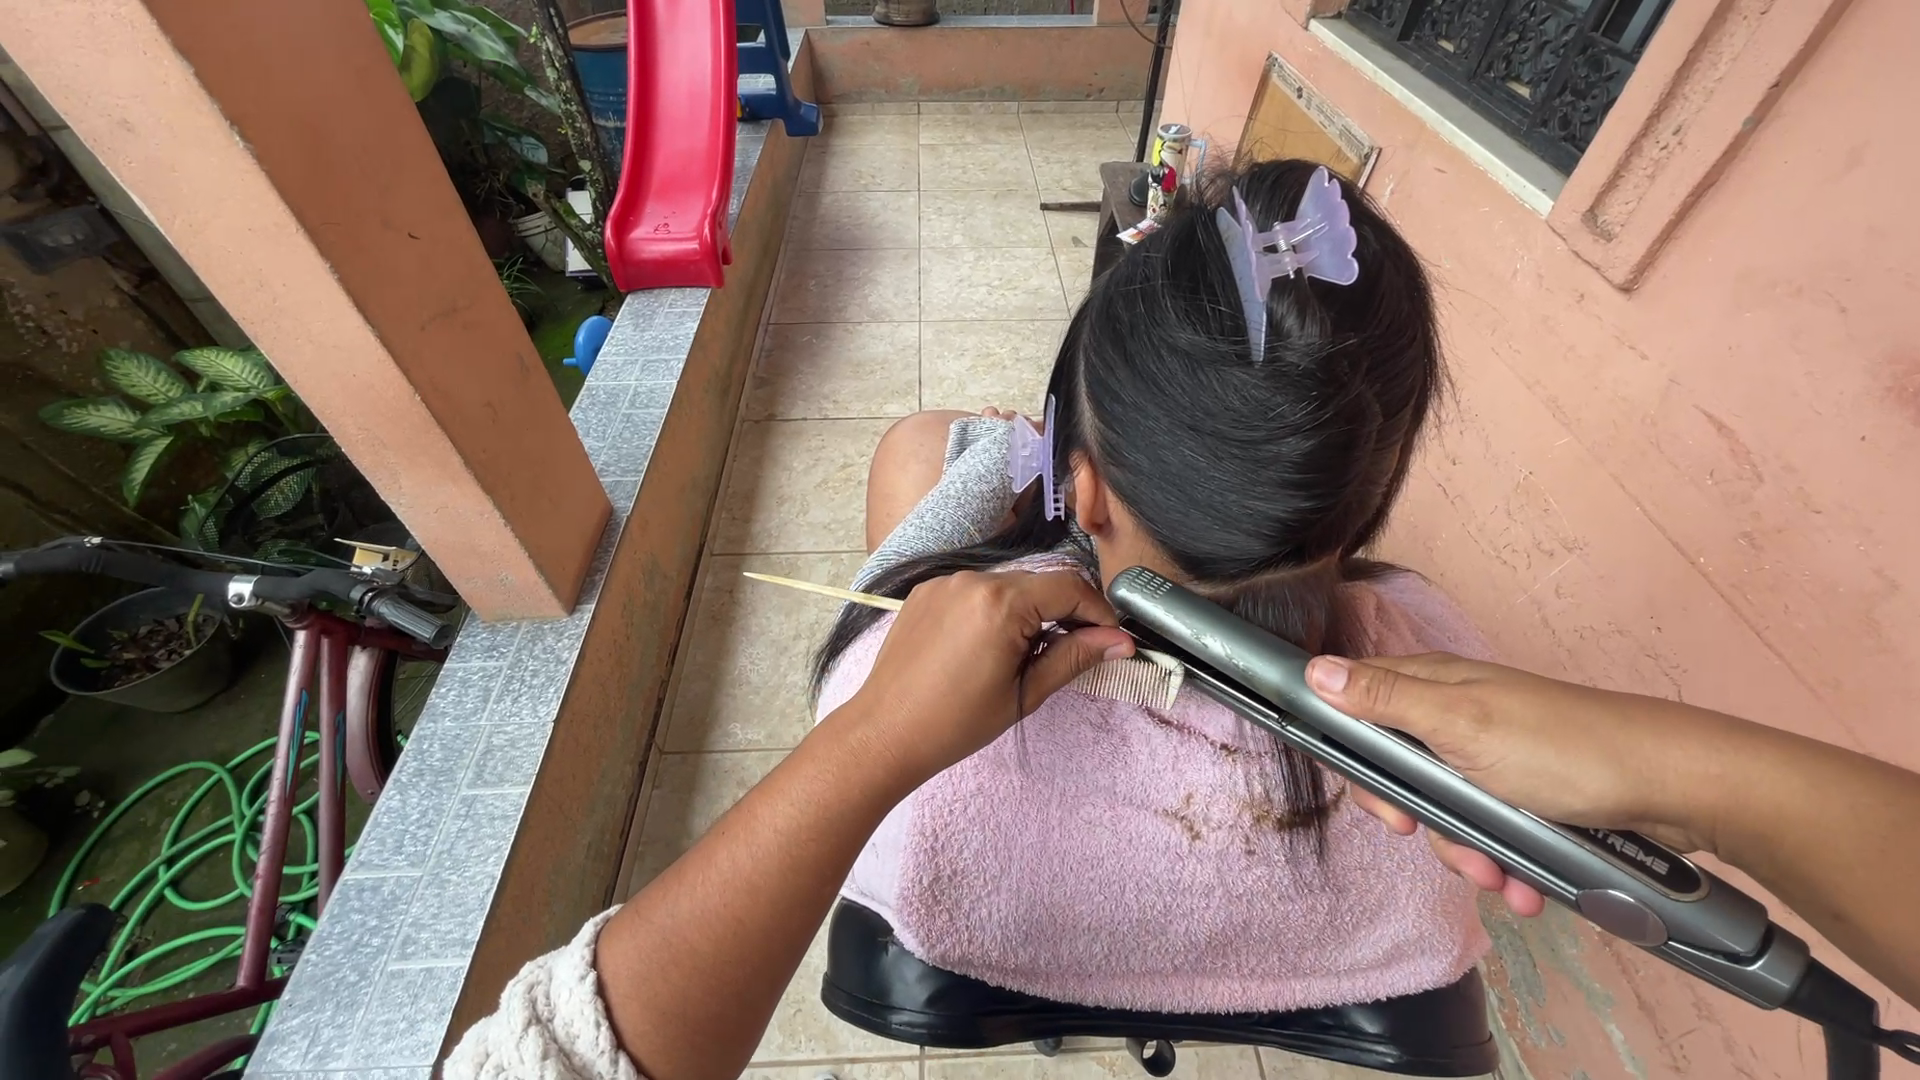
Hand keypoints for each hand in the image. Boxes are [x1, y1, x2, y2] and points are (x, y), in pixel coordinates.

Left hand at [840, 570, 1132, 785]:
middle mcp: (972, 580)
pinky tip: (987, 644)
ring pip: (1008, 583)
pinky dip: (994, 607)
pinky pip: (976, 589)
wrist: (885, 732)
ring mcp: (946, 581)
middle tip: (1071, 649)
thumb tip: (1121, 641)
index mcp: (1000, 603)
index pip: (1069, 585)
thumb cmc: (955, 723)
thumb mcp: (1024, 693)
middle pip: (1040, 581)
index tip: (1109, 638)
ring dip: (1029, 608)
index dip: (1097, 610)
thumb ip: (1074, 657)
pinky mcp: (927, 590)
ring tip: (1024, 653)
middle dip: (1064, 610)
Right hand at [1304, 653, 1713, 916]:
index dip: (1351, 756)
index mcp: (1428, 686)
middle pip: (1395, 767)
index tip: (1379, 799)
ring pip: (1440, 804)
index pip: (1354, 709)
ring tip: (1495, 875)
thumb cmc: (1560, 749)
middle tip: (1429, 840)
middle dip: (1414, 815)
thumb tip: (1314, 668)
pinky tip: (1517, 880)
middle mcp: (1449, 713)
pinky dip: (1495, 855)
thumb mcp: (1459, 723)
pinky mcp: (1519, 785)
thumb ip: (1383, 699)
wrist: (1680, 788)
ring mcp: (1485, 750)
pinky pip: (1484, 823)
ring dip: (1461, 848)